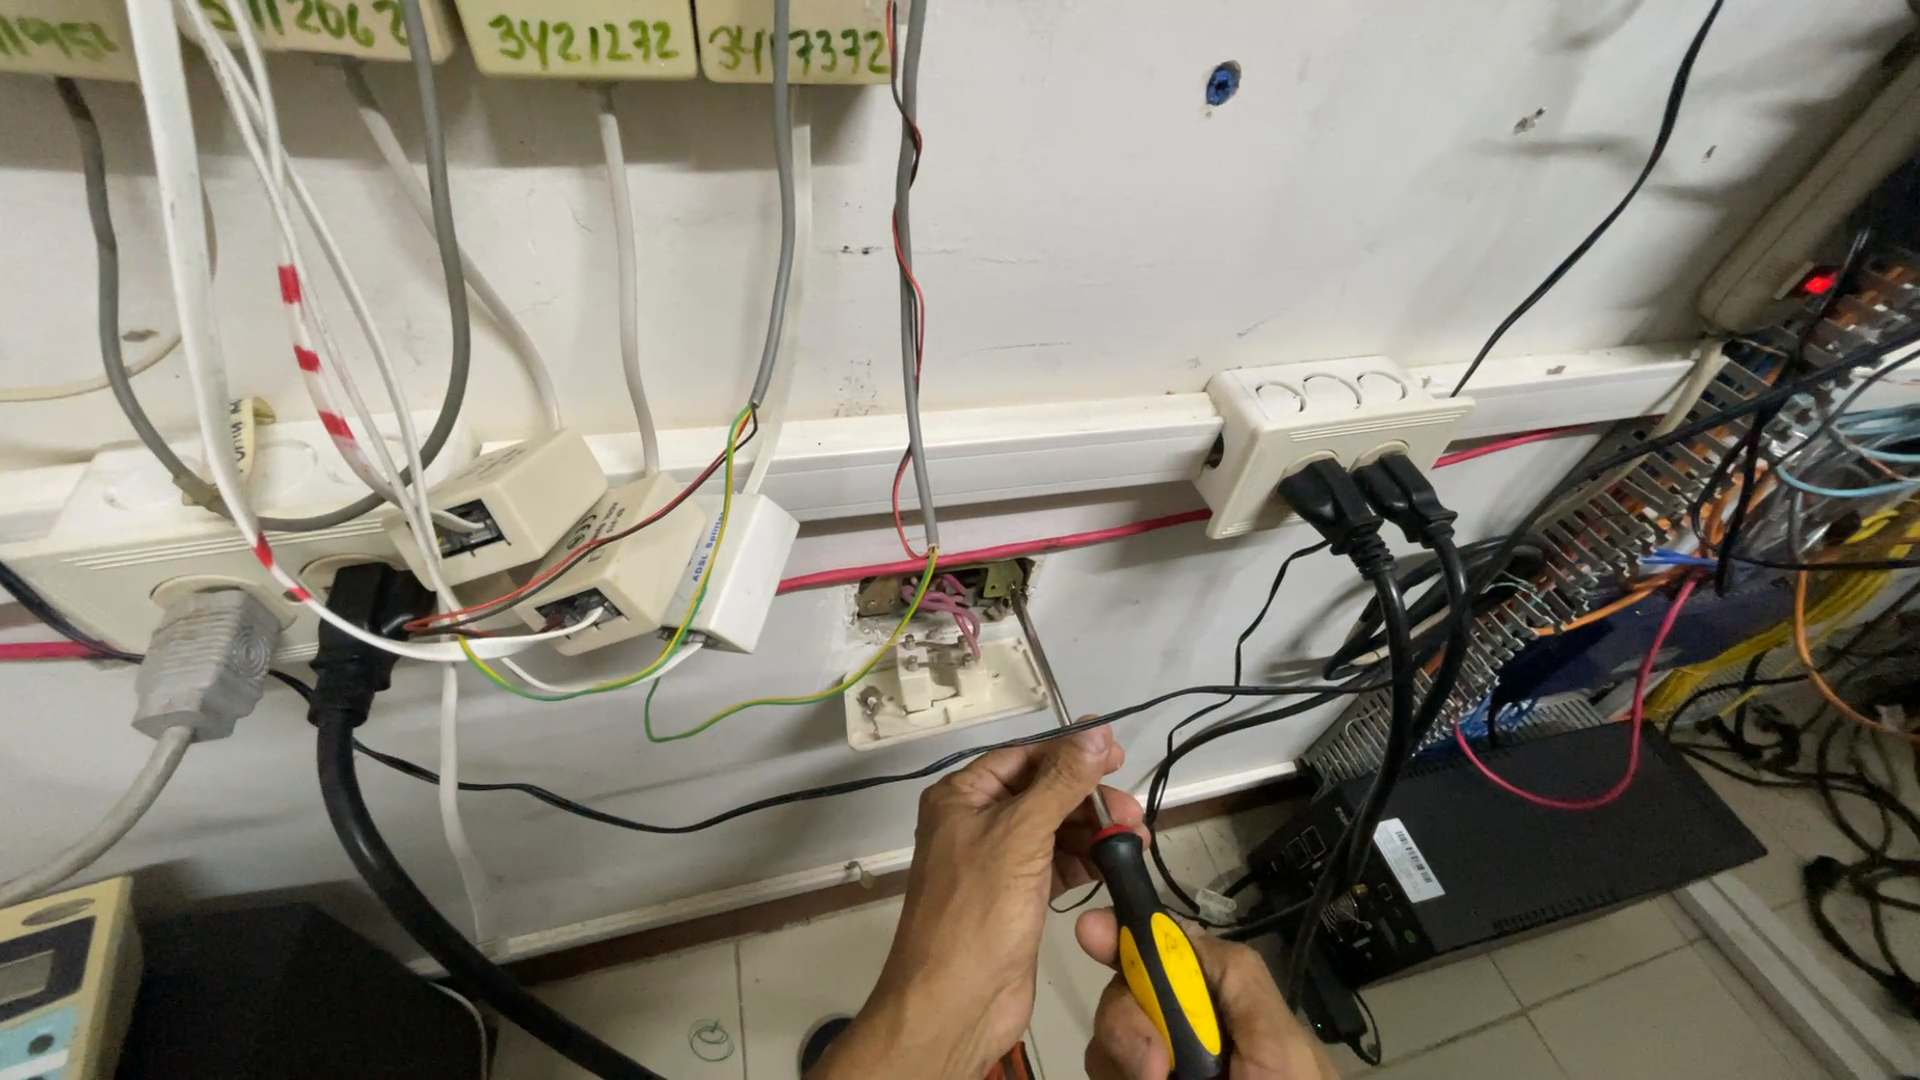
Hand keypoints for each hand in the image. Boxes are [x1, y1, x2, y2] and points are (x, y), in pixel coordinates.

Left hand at [811, 727, 1142, 1079]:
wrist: (955, 1004)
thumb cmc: (978, 909)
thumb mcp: (1020, 835)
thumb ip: (1062, 782)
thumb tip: (1096, 731)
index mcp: (963, 795)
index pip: (1024, 756)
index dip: (1069, 751)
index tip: (1115, 750)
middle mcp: (978, 820)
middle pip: (1043, 791)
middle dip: (1088, 797)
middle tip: (1132, 811)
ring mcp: (999, 859)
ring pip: (1054, 827)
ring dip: (1094, 829)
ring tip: (1135, 838)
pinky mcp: (1019, 893)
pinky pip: (1057, 861)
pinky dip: (1086, 858)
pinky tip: (1115, 860)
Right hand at [1076, 909, 1338, 1079]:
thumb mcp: (1282, 1050)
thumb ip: (1237, 981)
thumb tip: (1174, 930)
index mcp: (1219, 1008)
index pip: (1163, 952)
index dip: (1123, 934)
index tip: (1091, 934)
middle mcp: (1185, 1035)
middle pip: (1124, 993)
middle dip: (1126, 1021)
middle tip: (1154, 1069)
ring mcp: (1158, 1072)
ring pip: (1105, 1044)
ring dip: (1122, 1062)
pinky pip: (1102, 1074)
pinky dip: (1116, 1078)